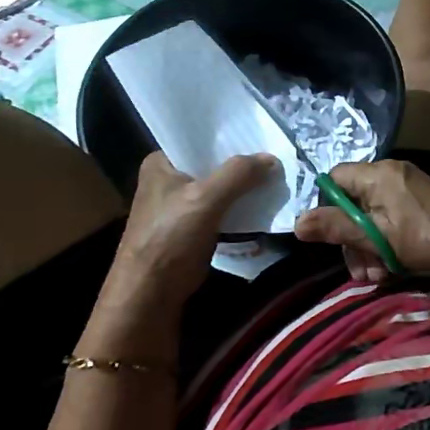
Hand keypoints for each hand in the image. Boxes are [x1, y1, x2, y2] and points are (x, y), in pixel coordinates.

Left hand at [109, 151, 277, 306]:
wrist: (150, 295)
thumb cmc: (169, 240)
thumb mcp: (205, 199)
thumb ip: (238, 174)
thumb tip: (272, 158)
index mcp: (161, 163)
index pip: (202, 139)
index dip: (233, 136)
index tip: (265, 133)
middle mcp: (169, 179)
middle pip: (215, 163)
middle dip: (244, 163)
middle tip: (279, 155)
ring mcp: (181, 204)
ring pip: (222, 186)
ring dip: (246, 186)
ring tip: (278, 177)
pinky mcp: (193, 226)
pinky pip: (224, 207)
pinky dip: (242, 206)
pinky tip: (266, 203)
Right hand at [294, 160, 429, 281]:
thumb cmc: (426, 239)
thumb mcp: (378, 237)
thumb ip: (337, 228)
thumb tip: (298, 222)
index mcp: (379, 174)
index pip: (334, 178)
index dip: (326, 206)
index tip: (330, 236)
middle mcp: (392, 174)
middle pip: (352, 202)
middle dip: (352, 240)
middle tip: (363, 270)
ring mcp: (408, 187)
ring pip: (370, 216)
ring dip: (368, 248)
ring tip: (379, 276)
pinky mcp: (420, 202)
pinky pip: (390, 219)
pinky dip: (386, 243)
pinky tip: (391, 269)